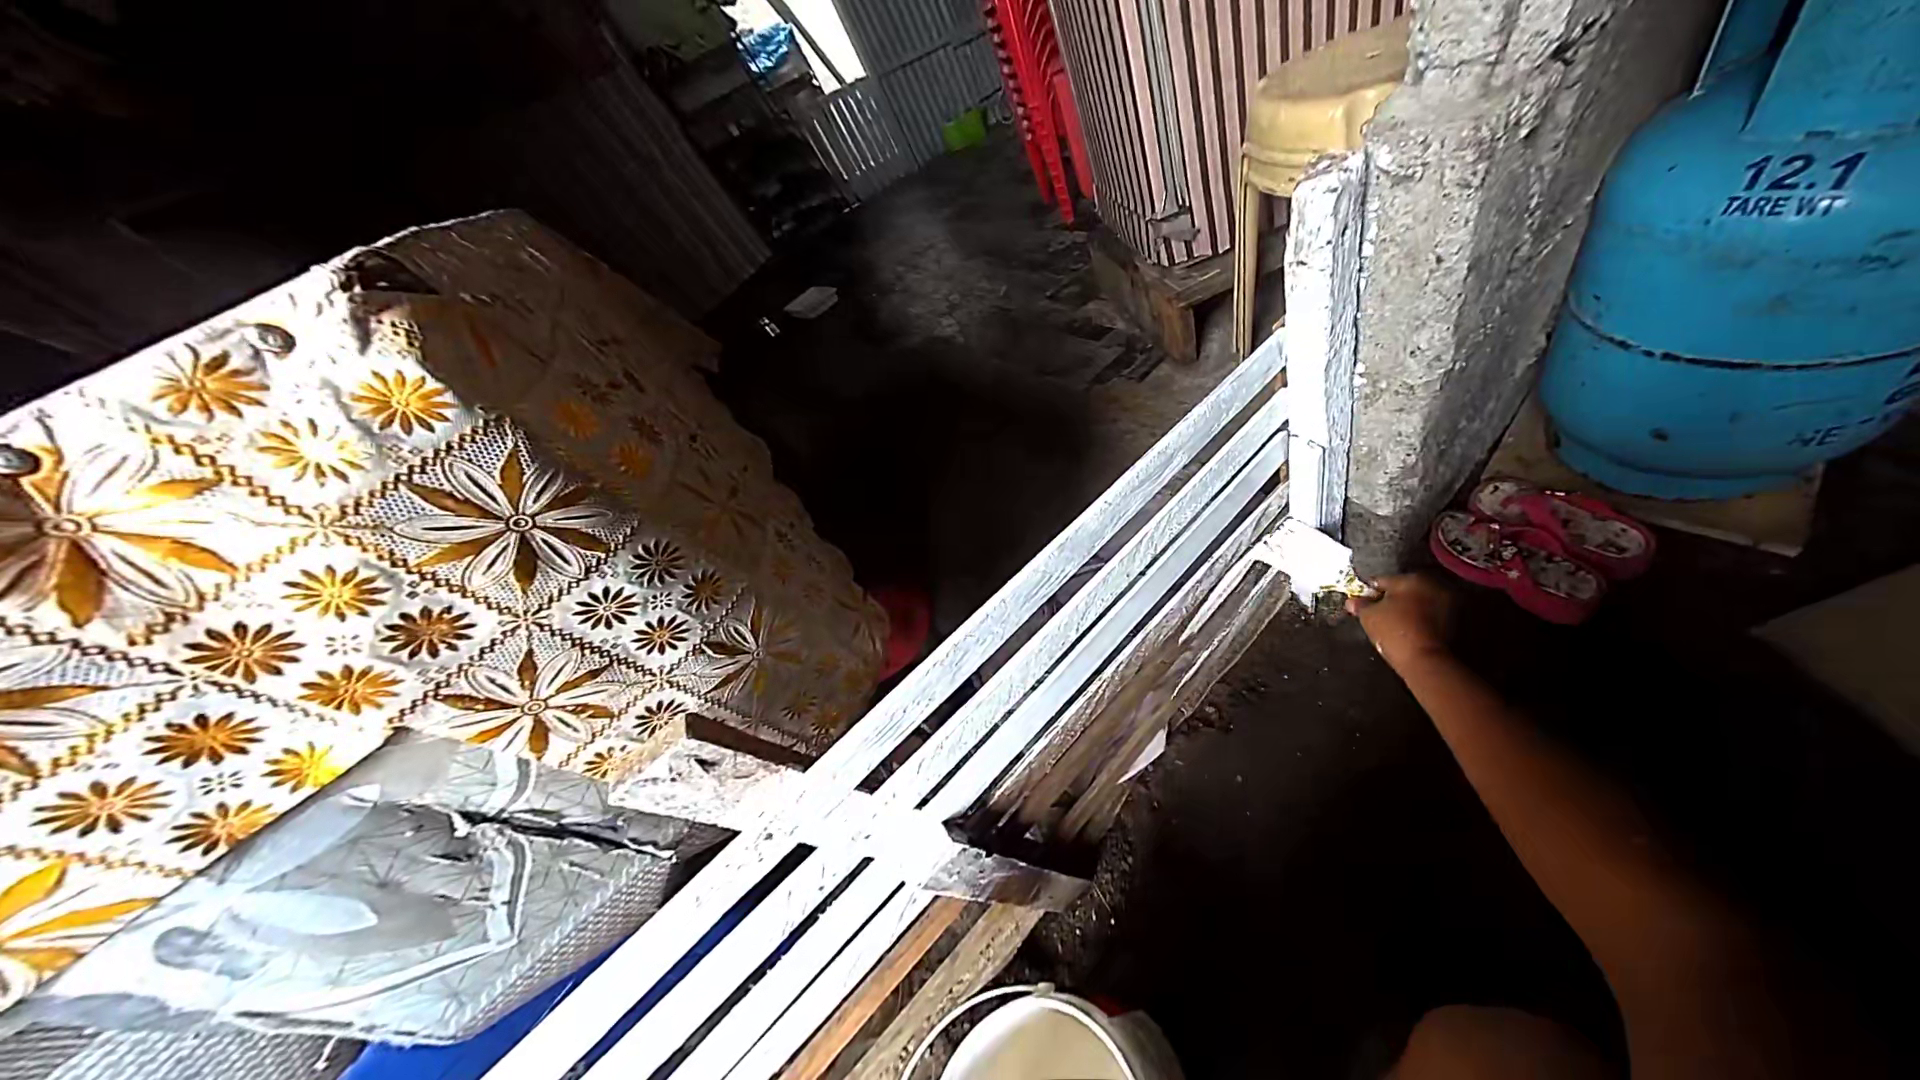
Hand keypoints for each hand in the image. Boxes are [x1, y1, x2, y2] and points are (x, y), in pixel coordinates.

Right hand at [1347, 573, 1453, 670]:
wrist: (1425, 659)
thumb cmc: (1393, 631)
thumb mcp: (1368, 616)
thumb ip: (1360, 605)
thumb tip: (1352, 602)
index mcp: (1411, 578)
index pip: (1381, 581)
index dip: (1367, 593)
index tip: (1360, 604)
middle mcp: (1433, 585)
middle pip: (1403, 589)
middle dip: (1390, 599)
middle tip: (1377, 613)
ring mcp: (1448, 602)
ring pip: (1418, 602)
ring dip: (1407, 609)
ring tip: (1393, 624)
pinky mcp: (1456, 620)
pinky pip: (1429, 614)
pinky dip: (1419, 619)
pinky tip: (1408, 630)